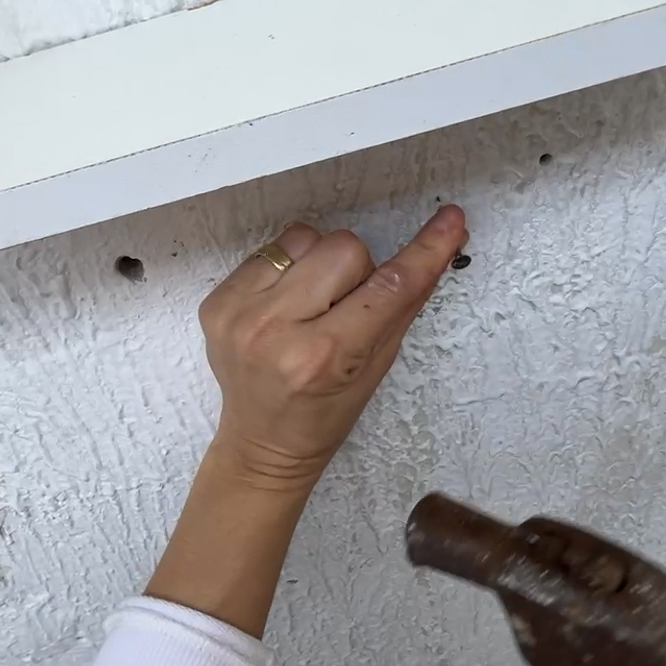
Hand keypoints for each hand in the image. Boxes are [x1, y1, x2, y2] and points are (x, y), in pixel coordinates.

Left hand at [147, 206, 467, 637]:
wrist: (261, 444)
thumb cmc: (326, 413)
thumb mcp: (377, 367)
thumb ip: (405, 304)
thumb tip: (441, 245)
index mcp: (322, 358)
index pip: (388, 288)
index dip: (425, 250)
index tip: (450, 221)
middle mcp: (274, 332)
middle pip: (344, 248)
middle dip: (357, 270)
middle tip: (347, 305)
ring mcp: (237, 315)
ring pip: (305, 238)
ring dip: (319, 263)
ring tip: (311, 304)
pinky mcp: (215, 303)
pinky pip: (269, 249)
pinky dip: (286, 269)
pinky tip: (281, 305)